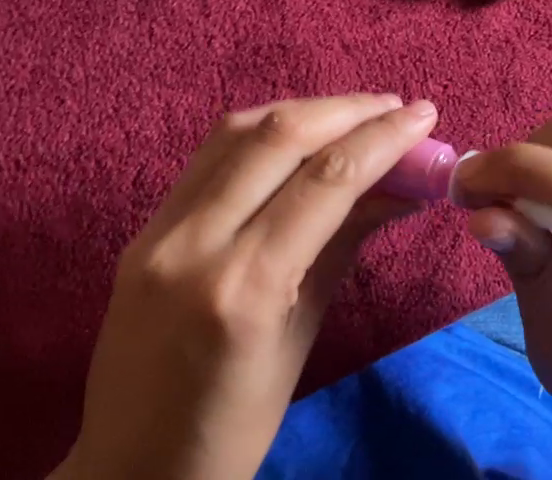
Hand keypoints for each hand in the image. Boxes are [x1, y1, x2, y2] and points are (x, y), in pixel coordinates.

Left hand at [55, 94, 437, 479]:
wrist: (128, 471)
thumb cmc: (233, 428)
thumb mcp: (302, 340)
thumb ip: (345, 246)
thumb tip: (401, 188)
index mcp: (244, 288)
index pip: (326, 182)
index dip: (382, 138)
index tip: (423, 115)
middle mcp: (195, 243)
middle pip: (280, 137)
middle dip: (348, 111)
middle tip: (396, 108)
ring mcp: (159, 230)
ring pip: (238, 131)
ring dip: (305, 111)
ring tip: (354, 113)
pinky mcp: (143, 228)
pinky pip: (208, 156)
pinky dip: (262, 131)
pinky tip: (297, 134)